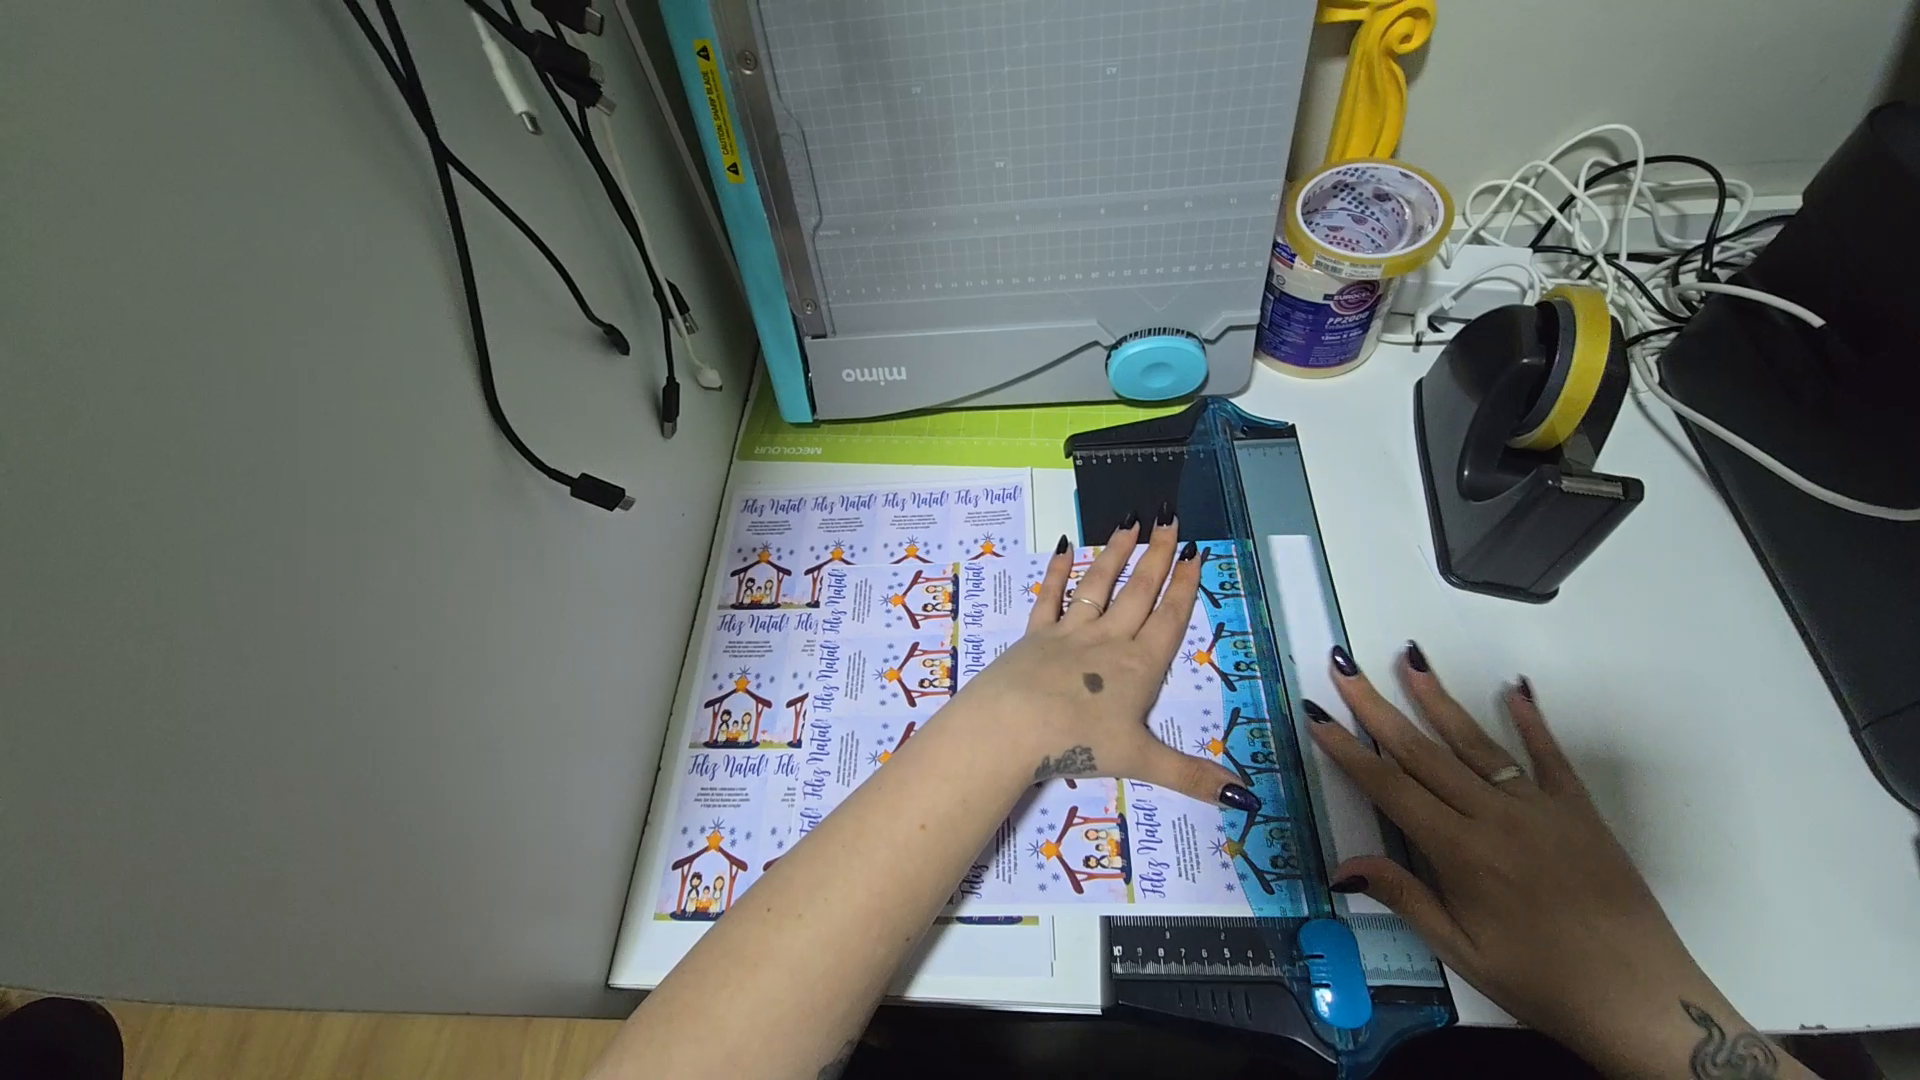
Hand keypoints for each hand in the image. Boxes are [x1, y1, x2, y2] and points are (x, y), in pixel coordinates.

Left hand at [956, 512, 1256, 811]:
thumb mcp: (1141, 761)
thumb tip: (1247, 798)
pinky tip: (1062, 546)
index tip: (1196, 552)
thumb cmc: (1078, 744)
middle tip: (1170, 519)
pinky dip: (1056, 571)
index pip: (1169, 618)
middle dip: (1158, 555)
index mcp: (1139, 666)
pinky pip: (1050, 597)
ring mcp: (1070, 633)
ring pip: (1099, 584)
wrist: (1012, 727)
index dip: (1185, 585)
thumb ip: (1193, 777)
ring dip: (1116, 553)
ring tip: (1130, 521)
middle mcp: (1108, 640)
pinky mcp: (1035, 634)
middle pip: (1139, 591)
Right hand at [1304, 647, 1768, 1075]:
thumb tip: (1341, 868)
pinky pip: (1550, 757)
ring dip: (1437, 698)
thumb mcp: (1461, 951)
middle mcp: (1493, 816)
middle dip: (1376, 706)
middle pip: (1421, 751)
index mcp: (1458, 851)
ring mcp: (1539, 807)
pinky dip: (1531, 721)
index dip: (1347, 749)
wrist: (1643, 1003)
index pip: (1387, 787)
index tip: (1317, 714)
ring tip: (1410, 659)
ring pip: (1475, 742)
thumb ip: (1403, 898)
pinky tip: (1515, 689)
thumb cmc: (1541, 982)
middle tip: (1345, 666)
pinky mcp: (1579, 811)